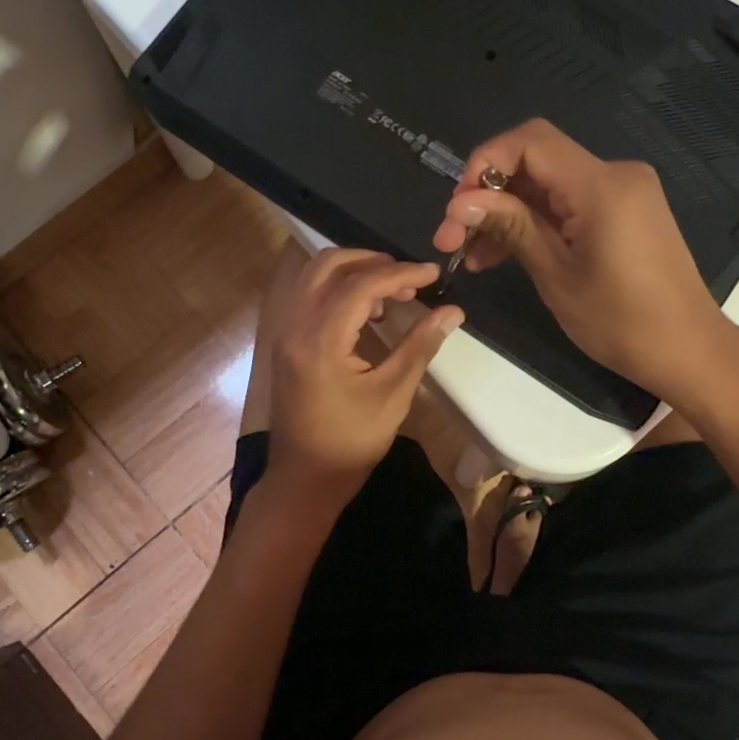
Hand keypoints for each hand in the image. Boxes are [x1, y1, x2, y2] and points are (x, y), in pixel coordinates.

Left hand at [266, 249, 463, 499]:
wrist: (305, 478)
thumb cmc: (352, 441)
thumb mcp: (393, 394)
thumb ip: (420, 345)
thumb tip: (453, 310)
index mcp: (320, 339)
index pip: (362, 284)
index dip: (401, 273)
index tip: (434, 274)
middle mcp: (295, 326)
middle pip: (329, 265)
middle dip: (372, 261)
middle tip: (410, 278)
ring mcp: (285, 332)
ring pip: (315, 276)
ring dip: (354, 273)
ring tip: (392, 293)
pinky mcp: (285, 342)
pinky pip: (309, 296)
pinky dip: (338, 290)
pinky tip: (369, 313)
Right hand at [432, 119, 737, 400]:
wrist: (687, 349)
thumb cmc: (620, 321)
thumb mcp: (556, 275)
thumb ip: (510, 228)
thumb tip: (461, 202)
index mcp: (601, 185)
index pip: (529, 142)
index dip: (484, 163)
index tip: (457, 208)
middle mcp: (615, 174)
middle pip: (536, 161)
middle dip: (489, 194)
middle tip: (453, 239)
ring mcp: (624, 192)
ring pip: (548, 185)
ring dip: (508, 213)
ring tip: (471, 257)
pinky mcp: (625, 212)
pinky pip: (570, 203)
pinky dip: (537, 223)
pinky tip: (504, 256)